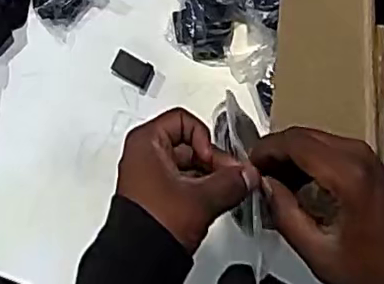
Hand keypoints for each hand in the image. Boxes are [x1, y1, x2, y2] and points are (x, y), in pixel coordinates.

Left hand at [114, 107, 258, 250]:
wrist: (137, 263)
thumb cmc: (151, 225)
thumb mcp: (198, 199)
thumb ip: (228, 182)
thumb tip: (246, 174)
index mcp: (146, 140)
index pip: (184, 120)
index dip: (204, 139)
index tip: (215, 161)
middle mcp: (144, 153)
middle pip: (187, 143)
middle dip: (213, 161)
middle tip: (231, 177)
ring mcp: (149, 175)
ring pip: (187, 165)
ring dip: (208, 177)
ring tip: (225, 192)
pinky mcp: (155, 196)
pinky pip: (182, 182)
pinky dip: (199, 189)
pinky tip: (212, 203)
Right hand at [251, 127, 383, 283]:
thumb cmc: (379, 268)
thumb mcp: (323, 254)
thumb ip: (286, 216)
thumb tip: (265, 187)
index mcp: (346, 172)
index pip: (293, 142)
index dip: (266, 149)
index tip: (250, 163)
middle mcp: (356, 153)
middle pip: (302, 135)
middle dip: (276, 150)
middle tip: (259, 172)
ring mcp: (364, 153)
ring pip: (313, 137)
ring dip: (291, 153)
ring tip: (276, 180)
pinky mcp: (367, 159)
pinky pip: (327, 145)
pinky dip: (307, 156)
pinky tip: (299, 180)